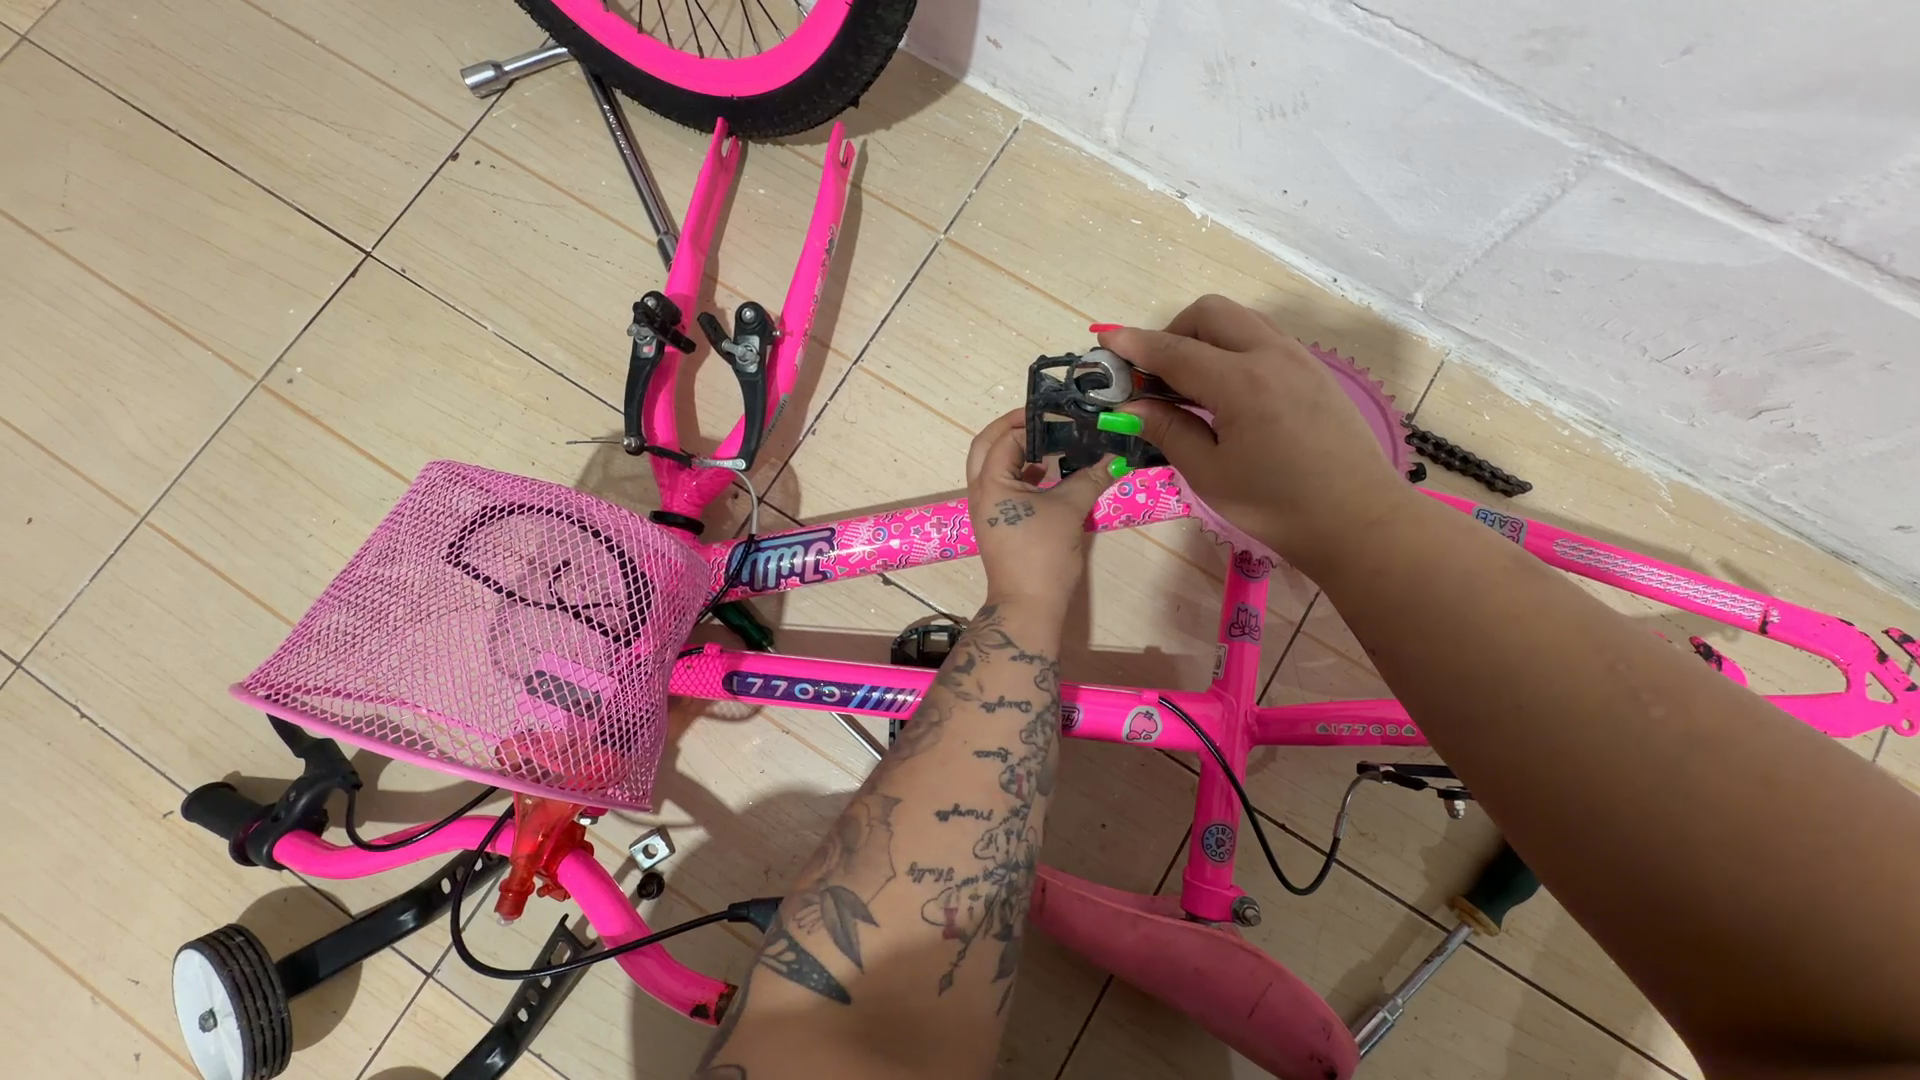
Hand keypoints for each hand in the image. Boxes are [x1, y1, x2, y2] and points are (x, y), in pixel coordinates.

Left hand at [965, 409, 1114, 618]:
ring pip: (993, 467)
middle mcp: (981, 491)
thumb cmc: (1043, 556)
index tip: (1059, 415)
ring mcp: (986, 509)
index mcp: (990, 483)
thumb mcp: (1069, 511)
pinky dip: (1022, 474)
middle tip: (1041, 418)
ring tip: (1049, 442)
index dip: (1031, 423)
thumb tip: (1112, 458)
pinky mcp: (997, 522)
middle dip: (1011, 429)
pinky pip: (1004, 486)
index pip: (1006, 439)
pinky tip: (1049, 473)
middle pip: (987, 446)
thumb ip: (1089, 479)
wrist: (1028, 605)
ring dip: (1016, 451)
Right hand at [1100, 295, 1413, 572]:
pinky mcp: (1315, 372)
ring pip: (1241, 321)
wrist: (1358, 520)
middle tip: (1156, 376)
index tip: (1105, 341)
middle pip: (1210, 313)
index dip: (1134, 345)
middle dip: (1173, 331)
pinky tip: (1228, 394)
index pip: (1174, 350)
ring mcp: (1299, 359)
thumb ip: (1168, 430)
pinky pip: (1264, 339)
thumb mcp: (1209, 473)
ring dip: (1205, 337)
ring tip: (1190, 385)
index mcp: (1240, 382)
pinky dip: (1234, 349)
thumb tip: (1128, 408)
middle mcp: (1271, 355)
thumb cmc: (1276, 505)